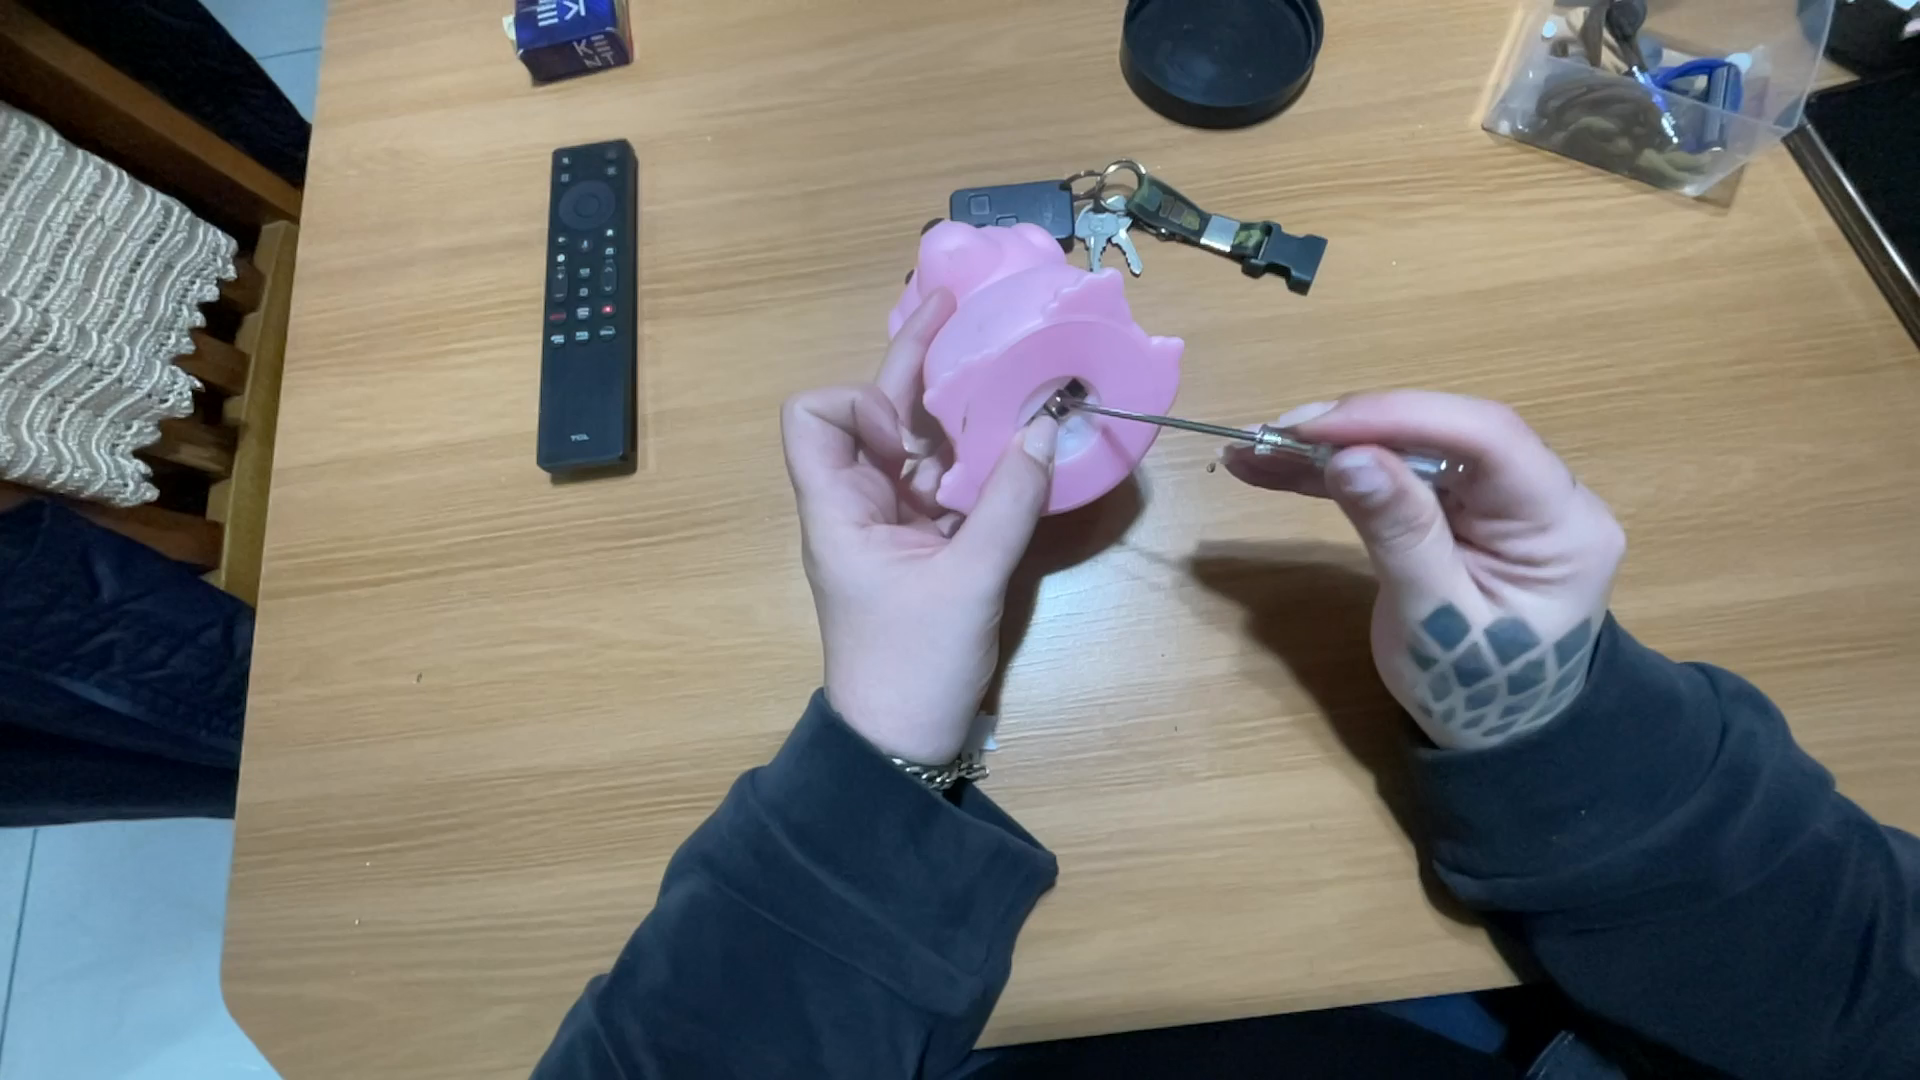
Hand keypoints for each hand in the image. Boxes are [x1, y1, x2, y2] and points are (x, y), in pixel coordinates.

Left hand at [781, 289, 1057, 764]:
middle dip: (915, 365)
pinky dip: (970, 463)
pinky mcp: (919, 543)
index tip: (909, 425)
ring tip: (1004, 383)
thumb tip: (1045, 429)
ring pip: (911, 447)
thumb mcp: (969, 581)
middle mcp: (857, 503)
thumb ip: (1008, 504)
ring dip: (952, 416)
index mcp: (838, 508)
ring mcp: (888, 523)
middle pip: (871, 415)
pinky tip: (1010, 452)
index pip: (810, 417)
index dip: (856, 401)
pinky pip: (940, 484)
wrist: (902, 737)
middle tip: (964, 312)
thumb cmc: (913, 663)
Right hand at [1224, 392, 1625, 749]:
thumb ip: (1400, 535)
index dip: (1396, 419)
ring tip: (1251, 448)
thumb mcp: (1434, 619)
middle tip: (1268, 436)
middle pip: (1436, 432)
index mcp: (1557, 521)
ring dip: (1322, 447)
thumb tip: (1350, 459)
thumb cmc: (1475, 686)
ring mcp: (1485, 497)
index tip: (1312, 429)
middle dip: (1347, 428)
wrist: (1495, 725)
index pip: (1486, 438)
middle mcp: (1530, 491)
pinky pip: (1384, 475)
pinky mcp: (1446, 507)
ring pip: (1401, 447)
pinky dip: (1324, 473)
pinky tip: (1268, 468)